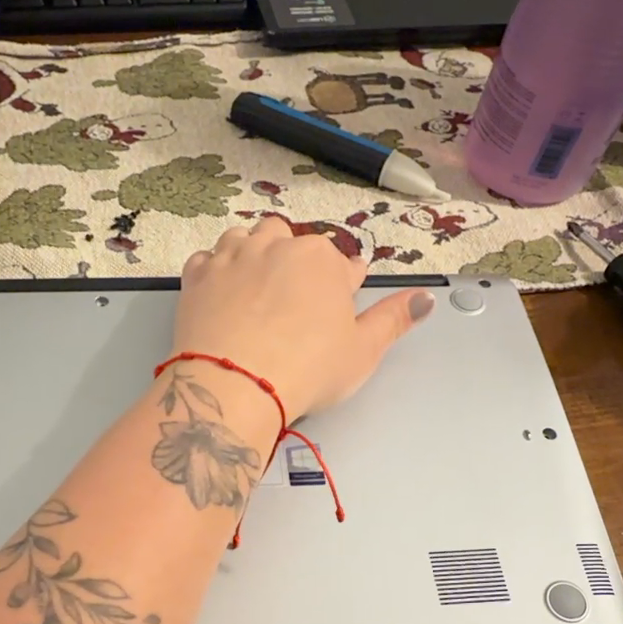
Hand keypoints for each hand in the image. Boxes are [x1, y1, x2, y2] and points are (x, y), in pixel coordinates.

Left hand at [173, 217, 433, 420]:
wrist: (235, 385)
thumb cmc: (305, 370)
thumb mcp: (362, 351)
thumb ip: (393, 319)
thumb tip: (424, 298)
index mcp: (323, 261)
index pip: (343, 265)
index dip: (344, 286)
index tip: (337, 307)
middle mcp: (277, 247)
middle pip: (290, 241)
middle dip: (294, 261)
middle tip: (293, 299)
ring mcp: (233, 257)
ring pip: (246, 238)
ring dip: (253, 254)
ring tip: (256, 288)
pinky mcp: (197, 277)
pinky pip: (207, 259)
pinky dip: (214, 271)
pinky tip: (220, 292)